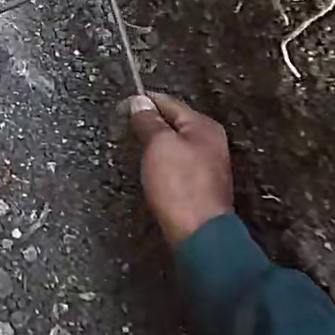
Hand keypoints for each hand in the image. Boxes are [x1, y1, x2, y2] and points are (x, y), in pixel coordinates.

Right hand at [126, 93, 233, 244]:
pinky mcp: (200, 184)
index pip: (169, 103)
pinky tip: (152, 168)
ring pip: (176, 143)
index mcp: (203, 126)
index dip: (145, 102)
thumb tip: (139, 102)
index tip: (124, 106)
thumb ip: (148, 121)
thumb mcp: (158, 144)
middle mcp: (210, 141)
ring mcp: (208, 164)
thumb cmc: (180, 186)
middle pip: (174, 123)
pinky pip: (178, 162)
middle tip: (127, 125)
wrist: (198, 233)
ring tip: (136, 145)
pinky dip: (163, 160)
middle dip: (151, 122)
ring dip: (156, 142)